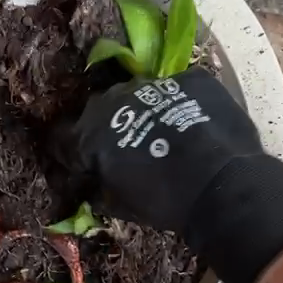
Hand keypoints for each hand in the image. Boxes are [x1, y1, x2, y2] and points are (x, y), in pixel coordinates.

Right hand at [68, 67, 264, 233]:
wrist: (222, 184)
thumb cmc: (162, 201)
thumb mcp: (117, 204)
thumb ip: (96, 189)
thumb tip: (90, 186)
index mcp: (89, 136)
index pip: (60, 137)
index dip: (68, 152)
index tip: (79, 164)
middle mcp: (113, 102)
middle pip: (97, 111)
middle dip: (104, 129)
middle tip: (120, 150)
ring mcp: (152, 84)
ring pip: (135, 95)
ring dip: (139, 112)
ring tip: (157, 135)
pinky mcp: (189, 78)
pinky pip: (173, 90)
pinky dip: (174, 105)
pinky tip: (187, 126)